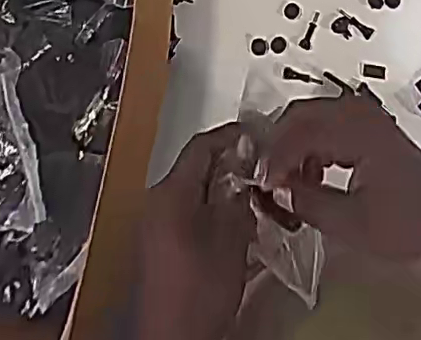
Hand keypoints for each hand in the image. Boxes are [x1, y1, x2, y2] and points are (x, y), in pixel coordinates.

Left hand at [137, 123, 257, 339]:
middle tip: (262, 165)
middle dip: (232, 164)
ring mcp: (157, 225)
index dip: (232, 135)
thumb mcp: (230, 233)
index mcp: (170, 191)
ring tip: (256, 195)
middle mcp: (158, 201)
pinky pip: (192, 212)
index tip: (259, 133)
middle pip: (198, 166)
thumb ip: (238, 190)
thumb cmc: (201, 286)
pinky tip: (239, 223)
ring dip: (225, 189)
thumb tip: (246, 161)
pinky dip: (215, 210)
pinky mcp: (162, 247)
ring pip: (197, 190)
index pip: (202, 144)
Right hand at [262, 95, 420, 259]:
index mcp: (356, 129)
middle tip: (263, 176)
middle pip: (301, 114)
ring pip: (311, 117)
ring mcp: (363, 117)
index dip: (274, 157)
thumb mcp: (353, 223)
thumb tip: (280, 191)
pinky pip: (326, 125)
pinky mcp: (366, 127)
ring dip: (292, 146)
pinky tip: (308, 177)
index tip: (260, 181)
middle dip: (277, 145)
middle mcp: (358, 114)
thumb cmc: (411, 218)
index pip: (300, 131)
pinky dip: (309, 146)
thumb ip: (311, 203)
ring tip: (284, 182)